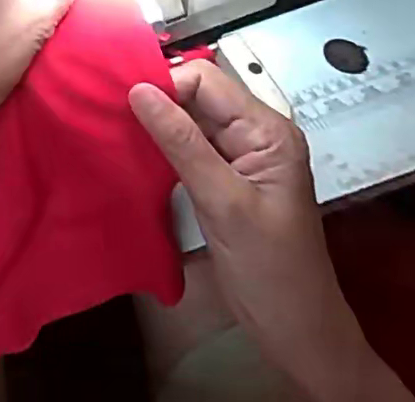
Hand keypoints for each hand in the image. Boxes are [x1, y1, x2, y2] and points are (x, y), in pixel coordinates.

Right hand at [129, 62, 406, 401]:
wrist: (297, 333)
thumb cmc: (272, 273)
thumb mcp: (223, 204)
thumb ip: (181, 143)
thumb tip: (140, 92)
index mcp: (268, 130)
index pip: (207, 81)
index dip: (167, 86)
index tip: (128, 104)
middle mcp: (257, 131)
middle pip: (198, 95)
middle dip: (159, 102)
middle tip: (117, 116)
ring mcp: (242, 153)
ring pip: (191, 118)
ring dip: (160, 124)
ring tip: (123, 132)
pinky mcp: (227, 174)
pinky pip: (191, 143)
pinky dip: (166, 146)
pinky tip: (142, 153)